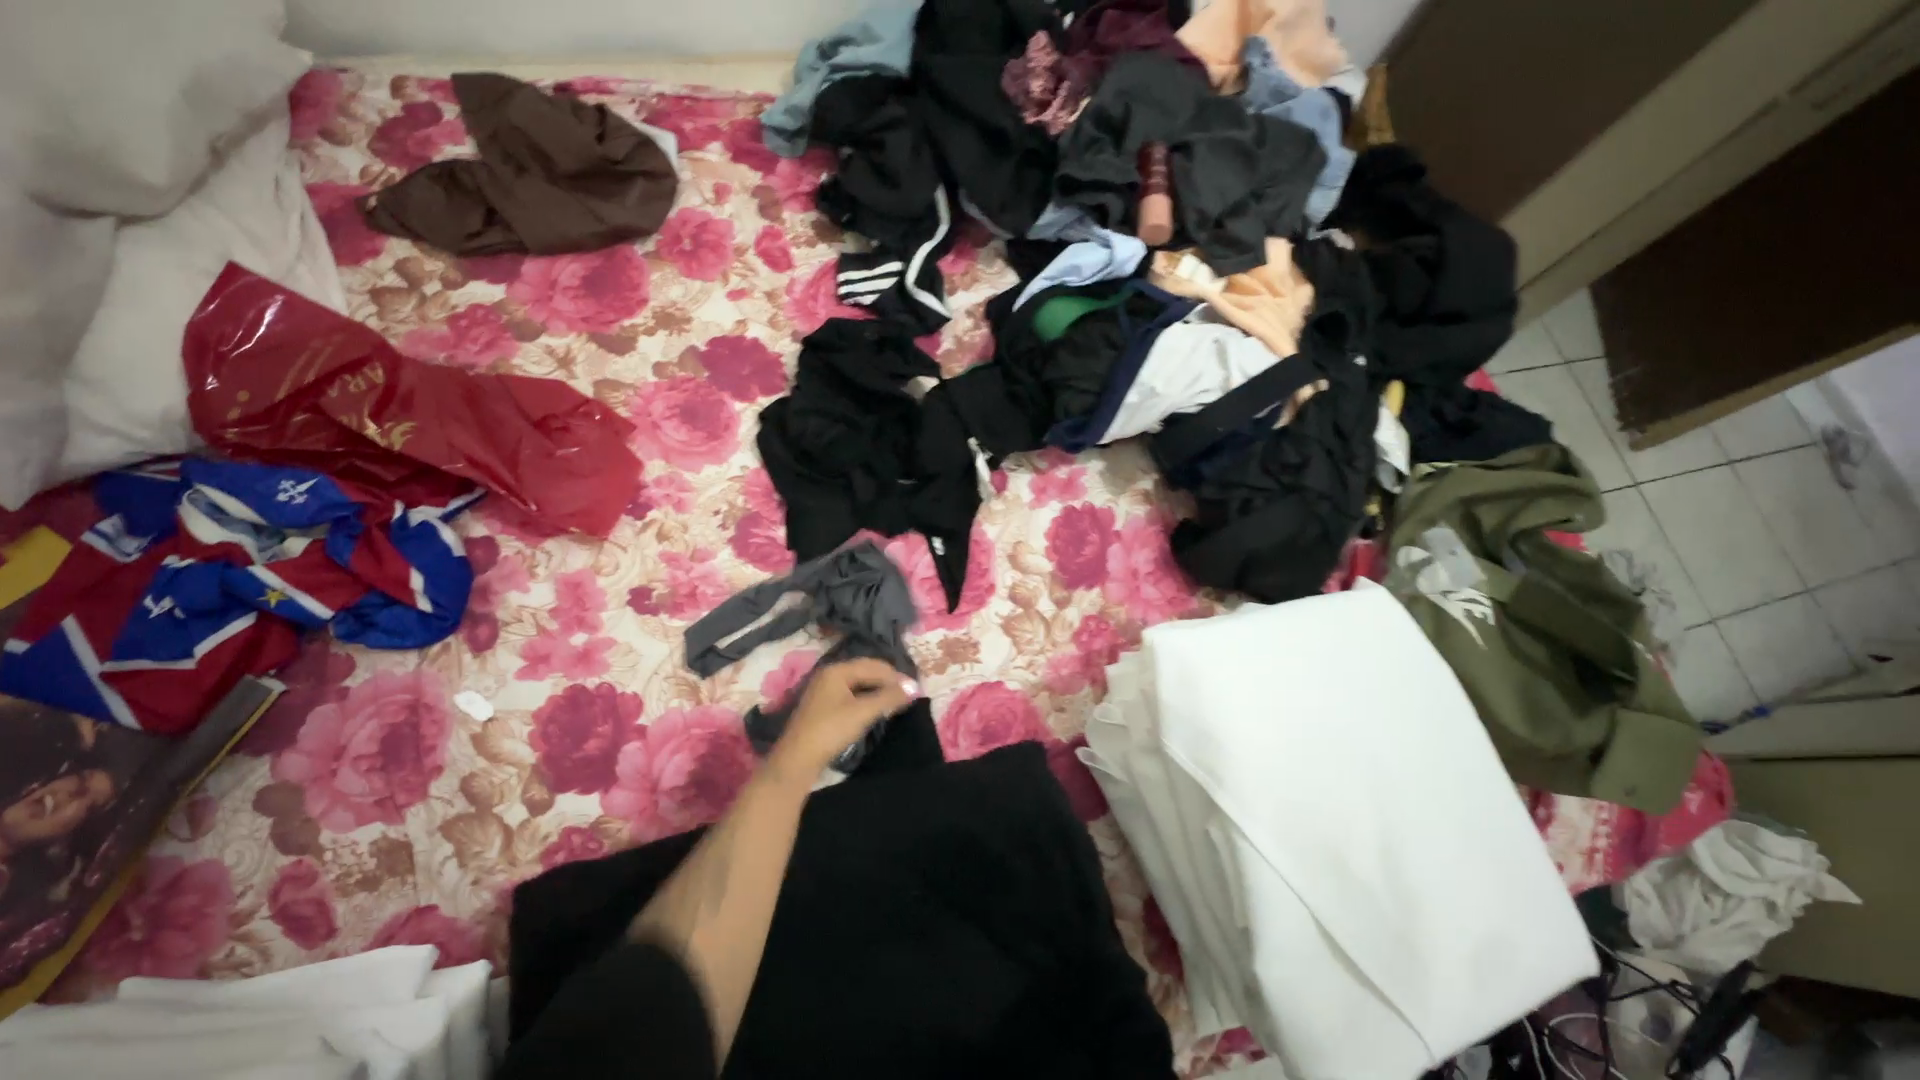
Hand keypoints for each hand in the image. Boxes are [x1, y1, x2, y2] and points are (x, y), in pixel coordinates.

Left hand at [773, 659, 918, 772]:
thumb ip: (889, 697)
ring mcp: (824, 690)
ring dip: (877, 690)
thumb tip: (914, 688)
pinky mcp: (823, 706)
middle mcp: (829, 675)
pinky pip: (851, 695)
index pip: (873, 666)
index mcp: (837, 670)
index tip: (915, 689)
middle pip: (865, 672)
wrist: (798, 758)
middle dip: (887, 681)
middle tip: (908, 694)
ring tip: (895, 701)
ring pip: (858, 684)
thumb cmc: (831, 730)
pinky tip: (876, 709)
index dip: (895, 676)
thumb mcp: (863, 712)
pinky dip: (866, 699)